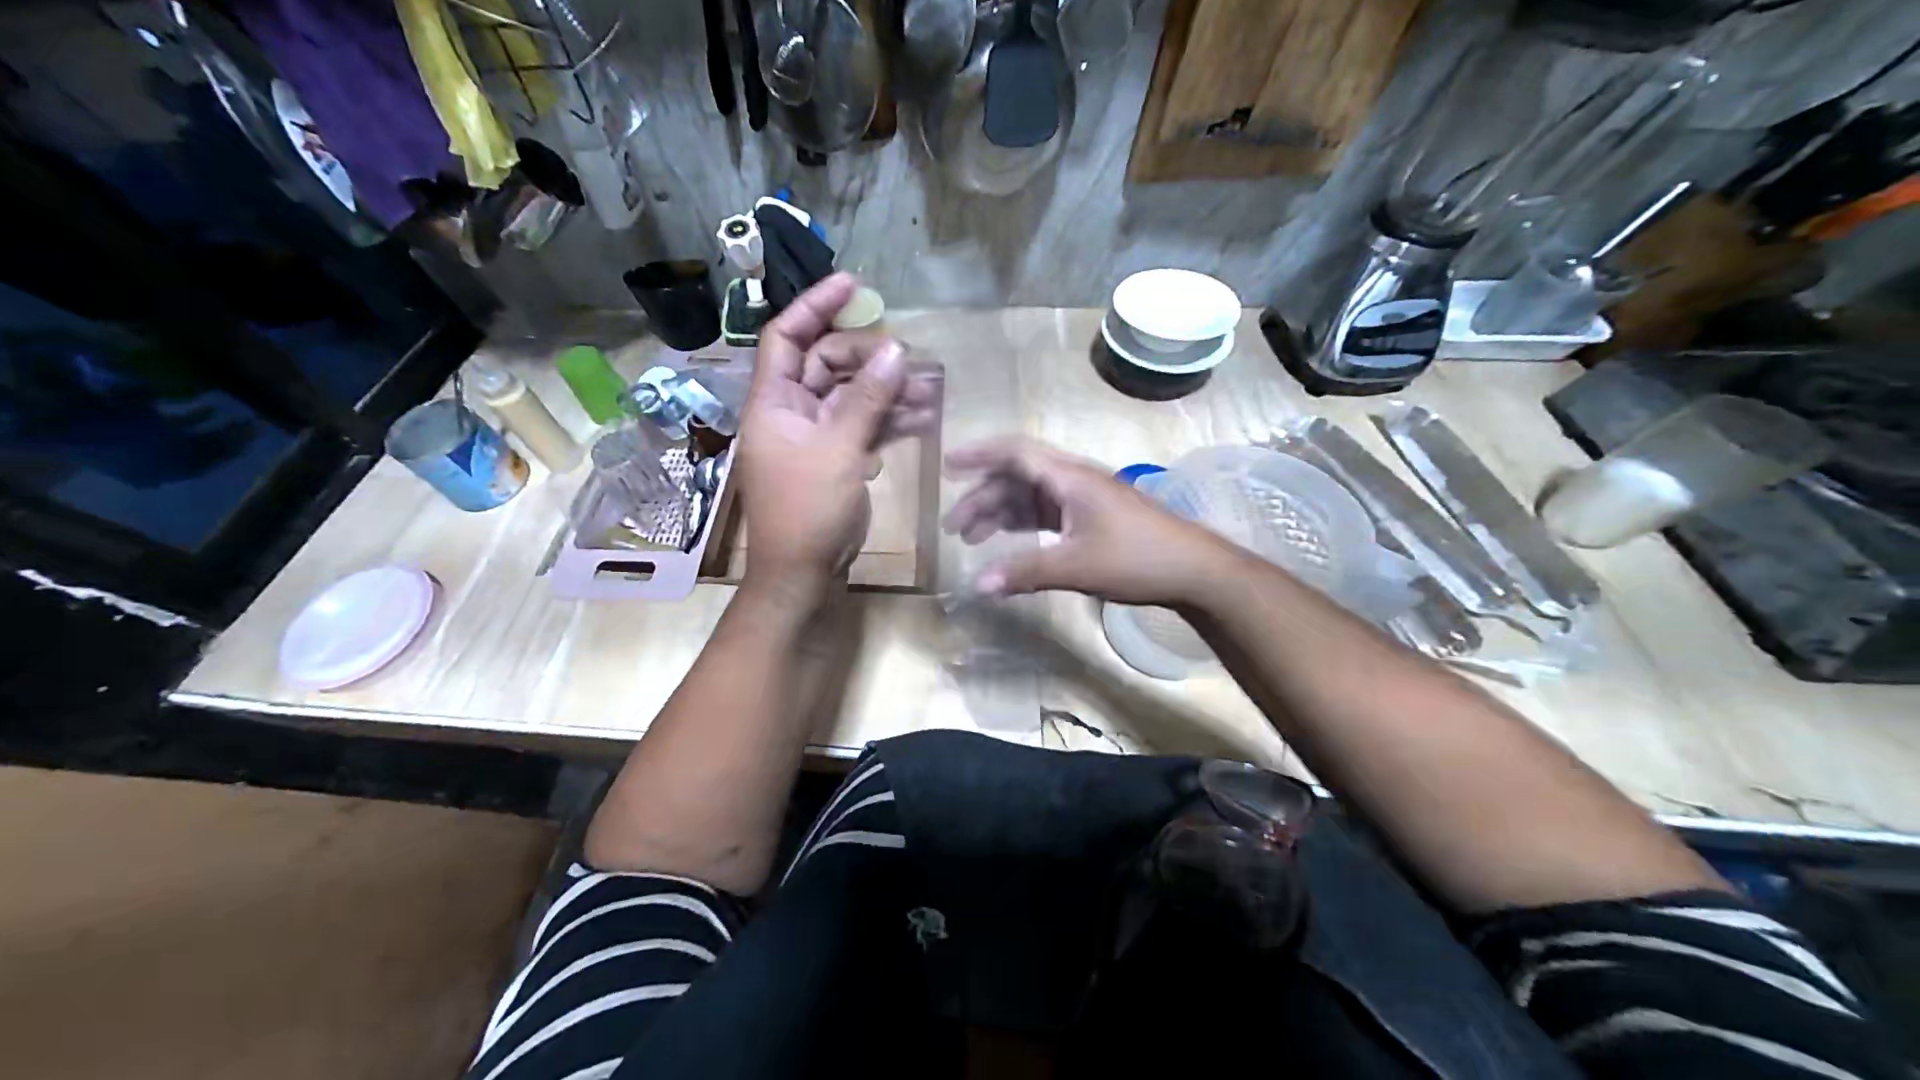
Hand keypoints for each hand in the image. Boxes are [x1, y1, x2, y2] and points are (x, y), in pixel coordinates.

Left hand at [738, 274, 929, 601]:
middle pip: (829, 364)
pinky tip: (923, 418)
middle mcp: (791, 410)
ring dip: (889, 391)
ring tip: (930, 391)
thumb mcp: (839, 449)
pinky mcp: (836, 458)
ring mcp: (816, 435)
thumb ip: (867, 399)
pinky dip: (890, 420)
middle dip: (871, 359)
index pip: (788, 336)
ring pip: (853, 397)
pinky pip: (864, 426)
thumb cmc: (807, 510)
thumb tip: (898, 350)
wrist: (802, 574)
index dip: (816, 305)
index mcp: (773, 401)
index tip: (855, 285)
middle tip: (911, 361)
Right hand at [942, 438, 1243, 605]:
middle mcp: (1073, 480)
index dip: (978, 455)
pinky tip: (1007, 542)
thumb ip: (1025, 573)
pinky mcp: (1091, 518)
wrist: (1195, 570)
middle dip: (981, 498)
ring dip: (1000, 513)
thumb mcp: (1077, 566)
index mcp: (1069, 478)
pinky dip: (1022, 525)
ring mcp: (1083, 499)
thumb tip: (977, 585)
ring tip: (971, 540)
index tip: (947, 466)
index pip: (1015, 452)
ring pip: (1030, 496)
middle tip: (953, 529)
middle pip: (1017, 477)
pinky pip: (1046, 513)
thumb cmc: (1138, 559)